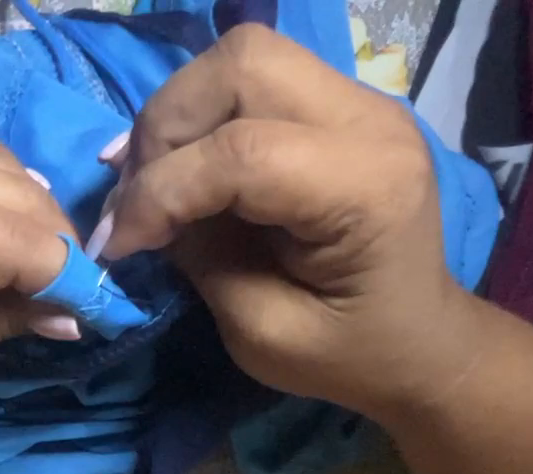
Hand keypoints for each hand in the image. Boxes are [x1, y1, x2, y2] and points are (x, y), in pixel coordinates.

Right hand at [99, 25, 486, 421]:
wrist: (416, 342)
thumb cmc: (344, 355)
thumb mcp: (260, 332)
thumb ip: (202, 260)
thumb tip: (138, 218)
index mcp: (365, 189)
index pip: (240, 153)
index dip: (158, 194)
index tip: (116, 247)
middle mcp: (369, 120)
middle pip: (240, 65)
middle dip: (162, 133)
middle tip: (134, 205)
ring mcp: (356, 102)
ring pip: (239, 59)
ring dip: (174, 120)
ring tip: (147, 186)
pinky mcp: (333, 106)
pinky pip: (248, 83)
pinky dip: (194, 120)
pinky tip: (170, 169)